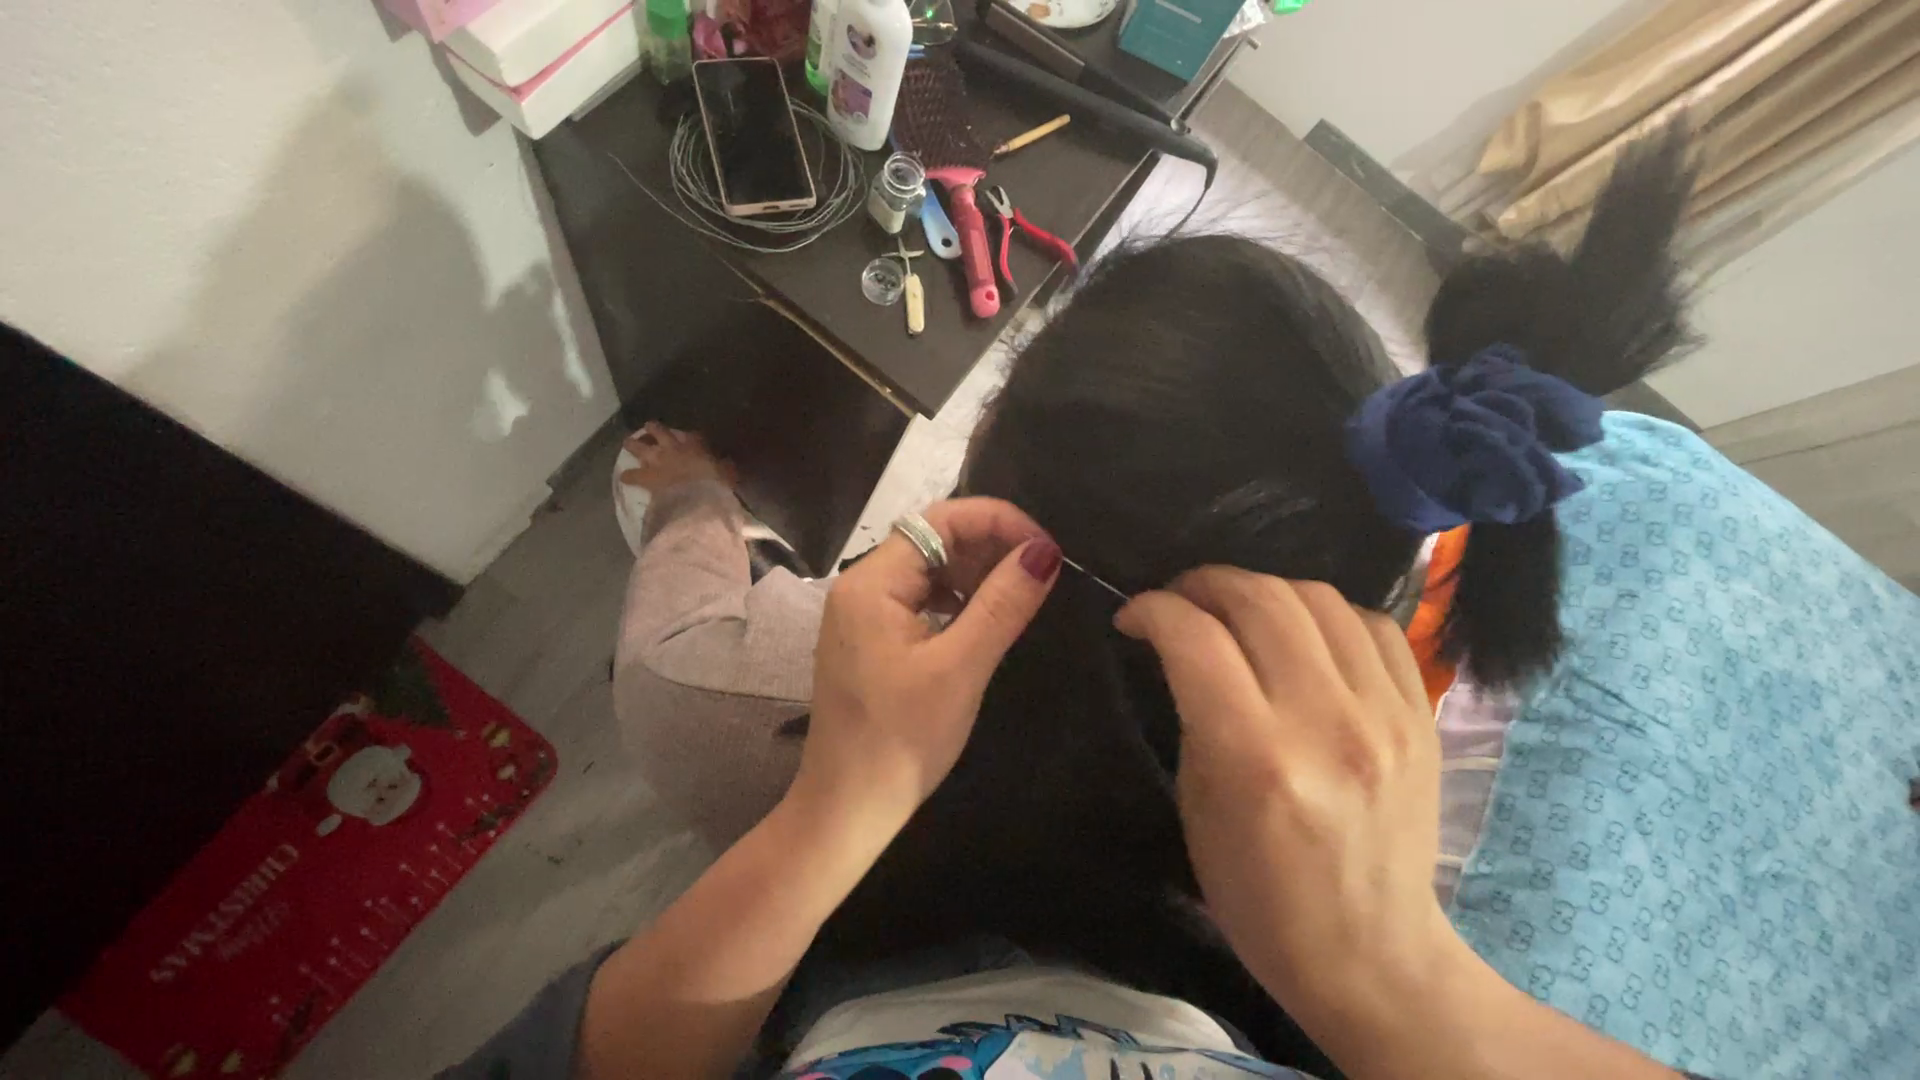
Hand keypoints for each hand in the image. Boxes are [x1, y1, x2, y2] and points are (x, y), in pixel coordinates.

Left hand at [619, 423, 736, 494]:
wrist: (695, 498)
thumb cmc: (716, 485)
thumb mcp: (727, 475)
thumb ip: (726, 468)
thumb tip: (729, 465)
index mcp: (694, 446)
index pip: (693, 436)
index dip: (692, 436)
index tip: (693, 438)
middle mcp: (672, 448)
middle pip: (658, 430)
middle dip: (654, 428)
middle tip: (650, 428)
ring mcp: (656, 460)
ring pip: (638, 446)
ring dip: (633, 444)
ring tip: (628, 443)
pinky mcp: (646, 476)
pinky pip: (631, 475)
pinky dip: (628, 476)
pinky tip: (625, 477)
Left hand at [797, 498, 1061, 824]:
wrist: (848, 808)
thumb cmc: (901, 740)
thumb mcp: (960, 669)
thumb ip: (1002, 605)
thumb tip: (1045, 551)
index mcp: (871, 583)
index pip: (939, 521)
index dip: (997, 521)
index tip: (1045, 548)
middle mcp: (861, 587)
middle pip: (932, 539)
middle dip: (989, 546)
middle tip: (1040, 572)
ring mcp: (863, 614)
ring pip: (928, 569)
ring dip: (975, 573)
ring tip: (1021, 593)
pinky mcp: (872, 639)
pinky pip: (920, 600)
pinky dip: (957, 600)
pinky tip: (985, 618)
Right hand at [1115, 569, 1457, 1032]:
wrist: (1372, 954)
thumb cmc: (1259, 894)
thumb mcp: (1197, 804)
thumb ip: (1193, 713)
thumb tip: (1181, 645)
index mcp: (1256, 756)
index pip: (1195, 637)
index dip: (1152, 609)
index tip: (1132, 617)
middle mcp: (1327, 722)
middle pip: (1260, 598)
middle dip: (1203, 583)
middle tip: (1180, 601)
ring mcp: (1386, 714)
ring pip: (1318, 596)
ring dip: (1262, 589)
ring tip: (1237, 610)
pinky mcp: (1423, 716)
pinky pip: (1373, 624)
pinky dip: (1325, 613)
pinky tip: (1302, 634)